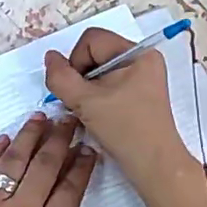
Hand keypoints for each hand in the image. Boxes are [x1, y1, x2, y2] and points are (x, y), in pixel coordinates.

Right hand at [43, 28, 187, 178]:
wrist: (155, 166)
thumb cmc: (124, 130)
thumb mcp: (84, 101)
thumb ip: (60, 77)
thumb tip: (50, 57)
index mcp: (137, 53)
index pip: (91, 40)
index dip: (75, 62)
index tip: (76, 91)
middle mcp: (143, 58)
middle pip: (96, 52)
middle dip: (81, 76)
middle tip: (80, 103)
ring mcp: (144, 76)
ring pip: (100, 70)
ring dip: (87, 88)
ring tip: (88, 111)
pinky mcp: (141, 92)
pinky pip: (111, 82)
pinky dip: (98, 95)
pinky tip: (98, 115)